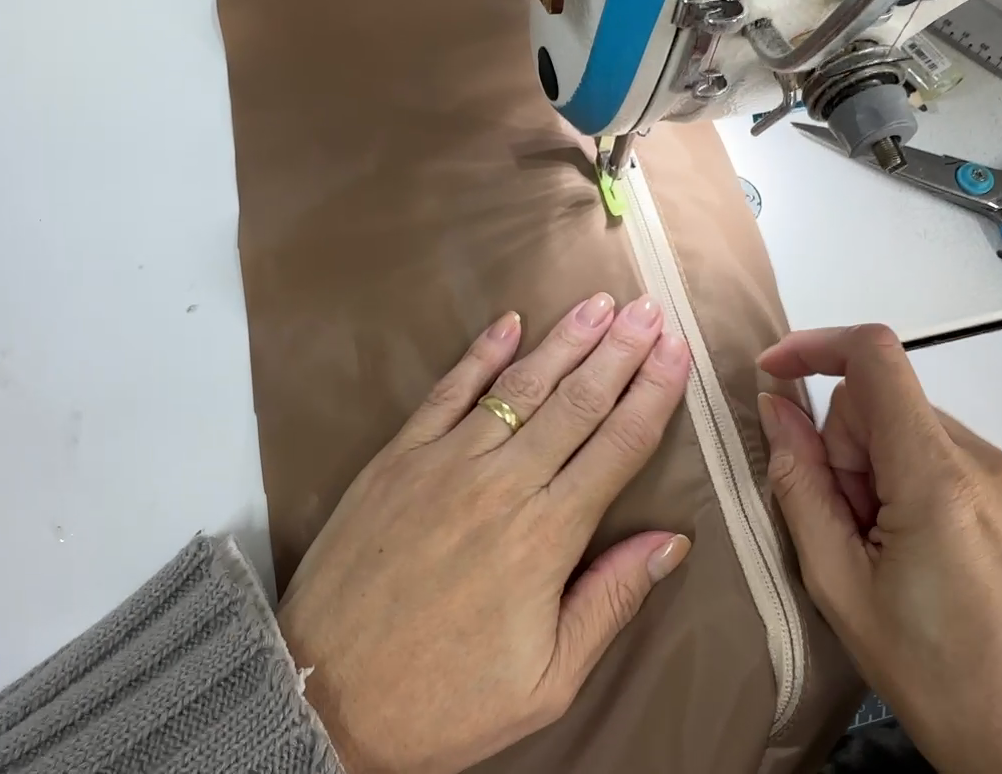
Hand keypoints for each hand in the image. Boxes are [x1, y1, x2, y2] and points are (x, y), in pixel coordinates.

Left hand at [278, 293, 693, 773]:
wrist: (323, 694)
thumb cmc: (444, 699)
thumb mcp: (547, 680)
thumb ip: (610, 601)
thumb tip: (671, 542)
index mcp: (546, 537)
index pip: (617, 446)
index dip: (653, 393)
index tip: (677, 350)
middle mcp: (501, 485)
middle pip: (577, 402)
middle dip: (619, 350)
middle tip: (649, 307)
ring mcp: (445, 463)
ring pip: (520, 386)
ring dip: (564, 341)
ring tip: (598, 303)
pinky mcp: (398, 458)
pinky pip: (447, 393)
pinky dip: (480, 354)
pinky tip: (508, 322)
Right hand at [755, 325, 1001, 773]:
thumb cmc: (937, 680)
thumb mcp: (840, 588)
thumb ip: (800, 485)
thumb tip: (776, 409)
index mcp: (940, 481)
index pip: (874, 357)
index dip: (814, 345)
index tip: (774, 372)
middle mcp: (992, 462)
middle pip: (885, 404)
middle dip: (846, 448)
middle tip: (849, 527)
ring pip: (915, 428)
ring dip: (881, 468)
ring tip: (891, 549)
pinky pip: (952, 454)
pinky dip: (919, 480)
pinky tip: (927, 550)